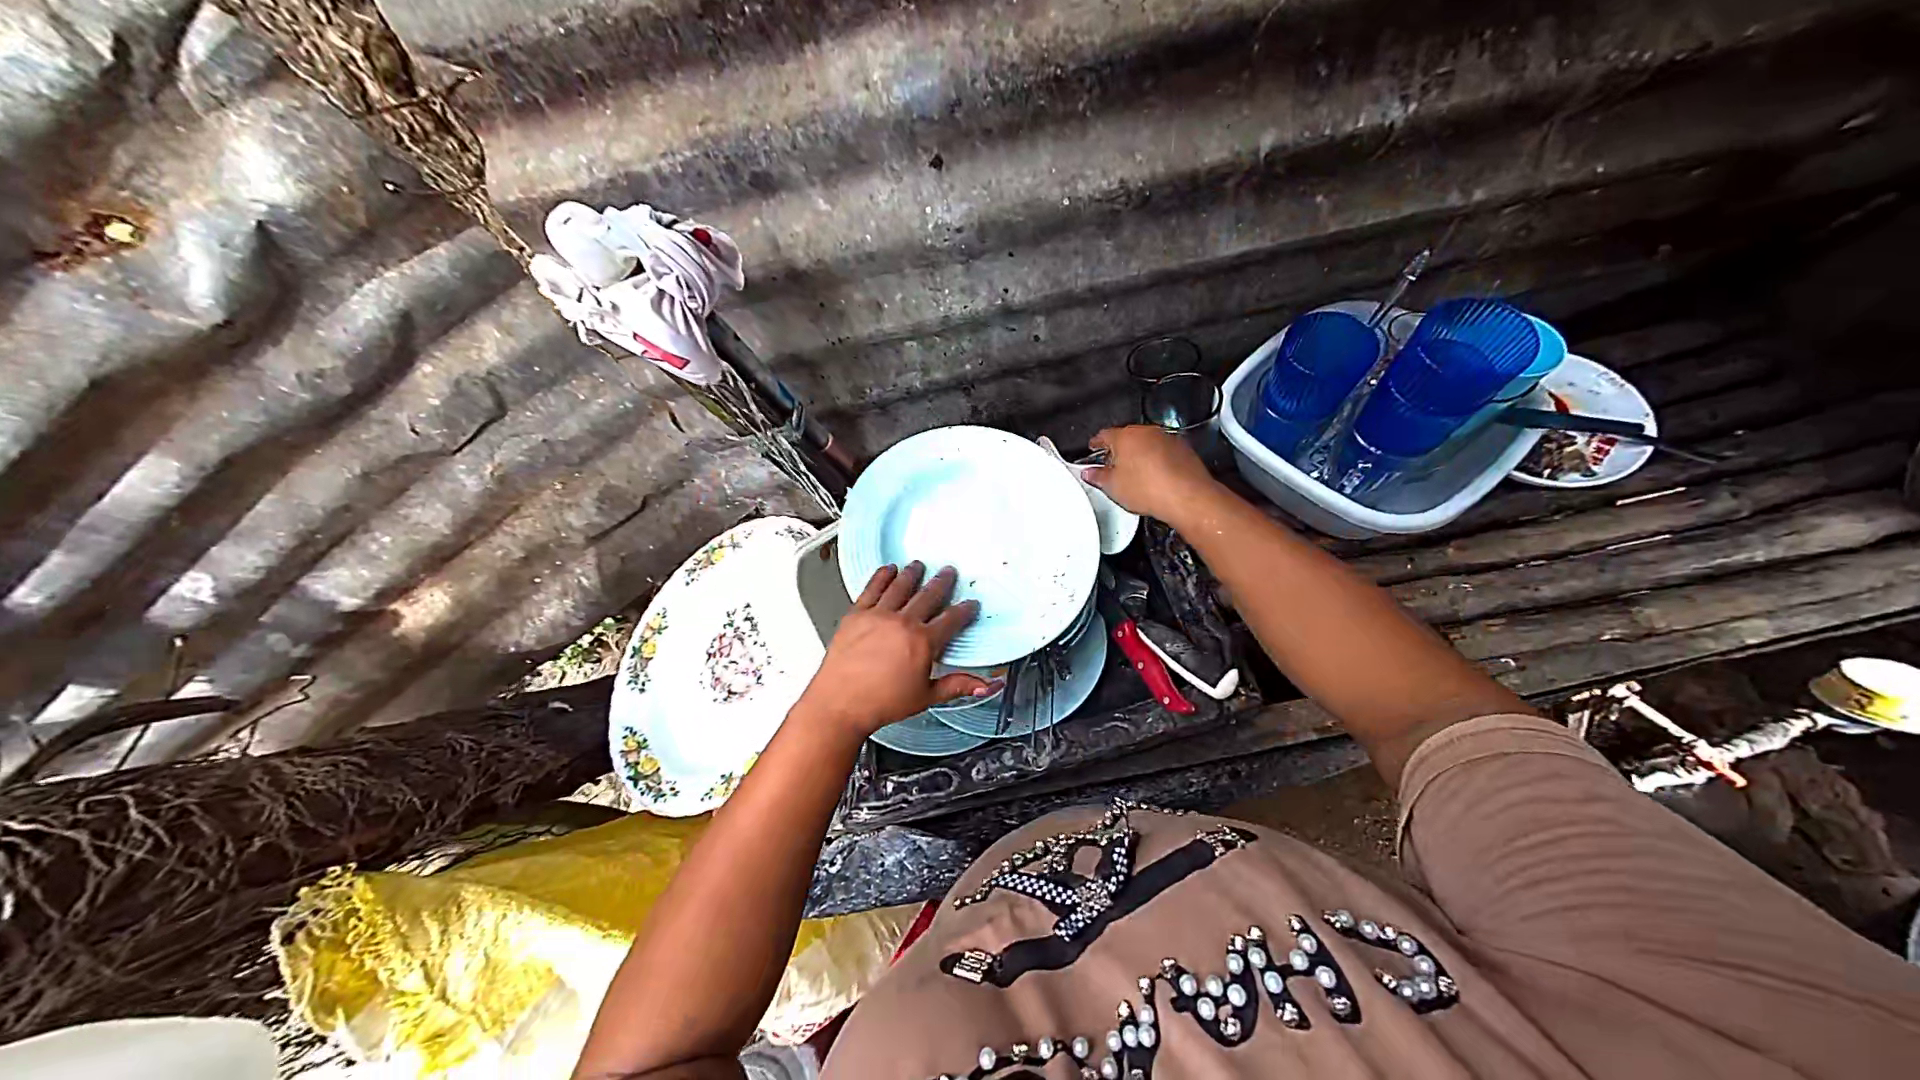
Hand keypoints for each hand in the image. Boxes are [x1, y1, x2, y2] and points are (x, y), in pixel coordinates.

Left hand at [791, 562, 993, 738]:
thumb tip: (984, 686)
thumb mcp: (926, 696)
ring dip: (912, 574)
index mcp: (923, 642)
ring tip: (918, 565)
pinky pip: (872, 589)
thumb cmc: (880, 702)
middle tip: (948, 572)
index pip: (951, 619)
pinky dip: (881, 577)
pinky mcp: (856, 615)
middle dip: (941, 582)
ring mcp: (878, 616)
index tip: (970, 604)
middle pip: (928, 595)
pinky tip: (887, 570)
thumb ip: (957, 685)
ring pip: (900, 587)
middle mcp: (903, 623)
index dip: (964, 610)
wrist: (841, 703)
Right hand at [1084, 424, 1220, 524]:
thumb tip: (1090, 473)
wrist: (1187, 497)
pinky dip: (1158, 462)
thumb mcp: (1112, 487)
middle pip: (1127, 438)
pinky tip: (1155, 479)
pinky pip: (1164, 452)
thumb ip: (1097, 476)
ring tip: (1136, 478)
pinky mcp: (1182, 449)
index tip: (1094, 447)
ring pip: (1146, 444)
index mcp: (1125, 437)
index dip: (1096, 443)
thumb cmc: (1152, 489)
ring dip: (1140, 456)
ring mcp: (1166, 439)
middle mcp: (1146, 433)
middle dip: (1119, 451)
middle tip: (1113, 468)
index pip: (1104, 435)